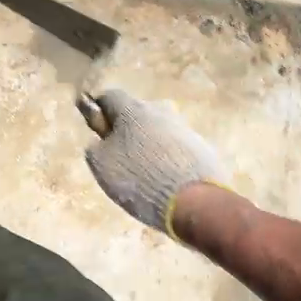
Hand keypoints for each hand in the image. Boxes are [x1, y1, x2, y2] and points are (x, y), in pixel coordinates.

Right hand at [78, 88, 225, 233]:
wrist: (196, 204)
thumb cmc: (139, 178)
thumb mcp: (101, 165)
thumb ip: (95, 147)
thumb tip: (100, 141)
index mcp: (131, 108)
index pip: (108, 97)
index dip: (100, 113)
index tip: (98, 132)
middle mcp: (159, 111)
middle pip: (138, 112)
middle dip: (130, 128)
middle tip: (124, 154)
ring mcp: (185, 130)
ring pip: (161, 131)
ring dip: (153, 144)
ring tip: (148, 172)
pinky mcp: (205, 151)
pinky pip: (180, 150)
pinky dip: (172, 160)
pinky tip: (169, 181)